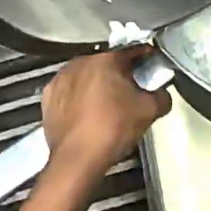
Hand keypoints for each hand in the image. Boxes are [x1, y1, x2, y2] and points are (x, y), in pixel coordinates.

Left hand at [41, 48, 171, 177]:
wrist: (77, 159)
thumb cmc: (114, 128)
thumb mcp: (149, 111)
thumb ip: (162, 95)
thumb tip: (162, 92)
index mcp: (107, 60)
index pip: (132, 51)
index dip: (145, 57)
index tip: (152, 64)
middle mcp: (81, 61)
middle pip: (107, 63)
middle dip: (118, 73)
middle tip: (129, 90)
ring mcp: (61, 77)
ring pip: (86, 75)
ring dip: (96, 83)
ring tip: (105, 103)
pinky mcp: (48, 95)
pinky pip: (69, 90)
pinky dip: (77, 96)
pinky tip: (84, 111)